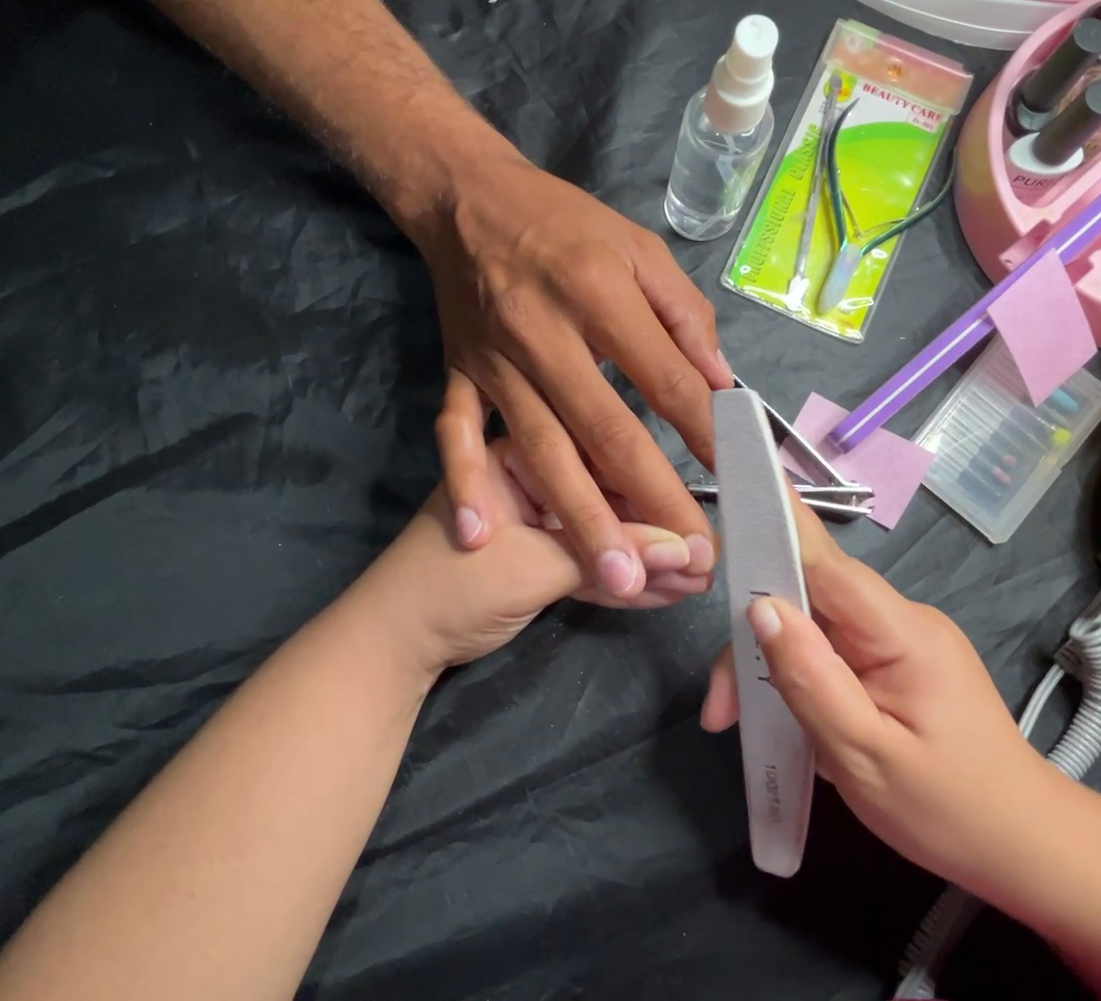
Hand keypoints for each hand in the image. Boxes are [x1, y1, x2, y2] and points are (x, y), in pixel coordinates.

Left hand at [358, 440, 712, 677]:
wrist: (392, 644)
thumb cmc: (449, 585)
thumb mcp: (530, 566)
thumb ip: (607, 556)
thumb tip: (684, 551)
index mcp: (519, 457)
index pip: (600, 464)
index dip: (654, 496)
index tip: (701, 524)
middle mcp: (533, 480)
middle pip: (609, 502)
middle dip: (658, 536)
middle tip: (709, 560)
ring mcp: (537, 524)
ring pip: (603, 538)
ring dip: (646, 564)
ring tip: (698, 583)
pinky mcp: (539, 562)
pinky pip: (590, 566)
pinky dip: (623, 582)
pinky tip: (666, 592)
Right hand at [413, 153, 733, 600]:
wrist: (468, 201)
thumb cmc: (565, 223)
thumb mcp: (638, 246)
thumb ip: (685, 313)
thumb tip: (723, 383)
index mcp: (598, 294)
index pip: (665, 379)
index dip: (706, 433)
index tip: (741, 484)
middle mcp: (545, 336)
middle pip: (604, 432)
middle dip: (651, 499)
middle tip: (687, 559)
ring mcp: (495, 364)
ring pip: (541, 451)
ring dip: (579, 516)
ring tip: (614, 578)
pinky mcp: (458, 377)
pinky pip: (457, 435)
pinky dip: (465, 484)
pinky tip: (479, 535)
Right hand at [699, 503, 1047, 877]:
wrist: (1020, 846)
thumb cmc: (946, 809)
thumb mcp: (862, 753)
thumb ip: (809, 678)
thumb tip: (761, 607)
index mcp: (903, 633)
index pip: (828, 565)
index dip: (777, 533)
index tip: (733, 498)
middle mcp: (903, 620)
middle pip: (809, 599)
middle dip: (757, 639)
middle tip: (721, 710)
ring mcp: (899, 640)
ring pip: (814, 626)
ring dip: (771, 664)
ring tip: (737, 721)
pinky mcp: (894, 662)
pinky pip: (831, 649)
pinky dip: (796, 675)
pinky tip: (778, 715)